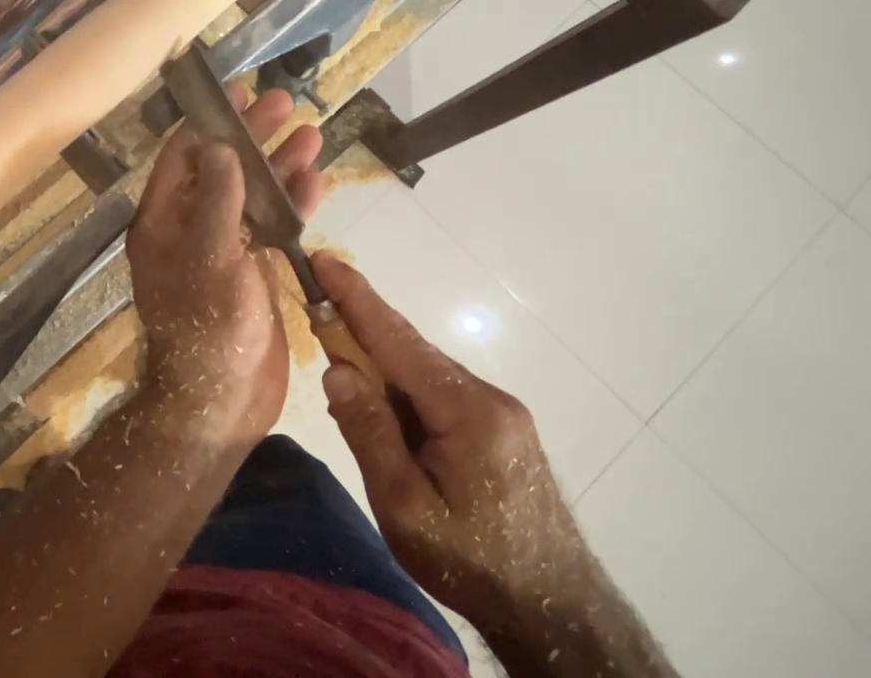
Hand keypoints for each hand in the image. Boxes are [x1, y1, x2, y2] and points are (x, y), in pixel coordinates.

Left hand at [126, 86, 323, 440]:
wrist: (223, 400)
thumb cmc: (208, 328)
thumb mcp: (208, 257)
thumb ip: (216, 199)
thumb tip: (219, 145)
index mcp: (163, 222)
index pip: (182, 158)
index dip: (209, 123)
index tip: (236, 92)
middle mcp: (189, 229)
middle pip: (222, 169)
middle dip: (251, 136)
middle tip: (284, 102)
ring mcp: (223, 249)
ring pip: (251, 195)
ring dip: (279, 165)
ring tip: (311, 132)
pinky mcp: (252, 271)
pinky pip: (272, 227)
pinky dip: (292, 204)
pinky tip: (315, 181)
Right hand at [316, 255, 593, 634]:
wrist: (555, 611)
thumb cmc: (471, 560)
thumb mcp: (404, 505)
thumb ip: (369, 432)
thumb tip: (336, 369)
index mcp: (465, 410)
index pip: (397, 339)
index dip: (356, 297)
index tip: (323, 258)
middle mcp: (487, 397)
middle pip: (411, 349)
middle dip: (361, 327)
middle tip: (315, 315)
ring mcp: (499, 413)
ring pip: (424, 373)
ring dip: (379, 366)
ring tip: (343, 383)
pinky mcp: (500, 431)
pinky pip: (438, 394)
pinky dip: (401, 391)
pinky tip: (383, 416)